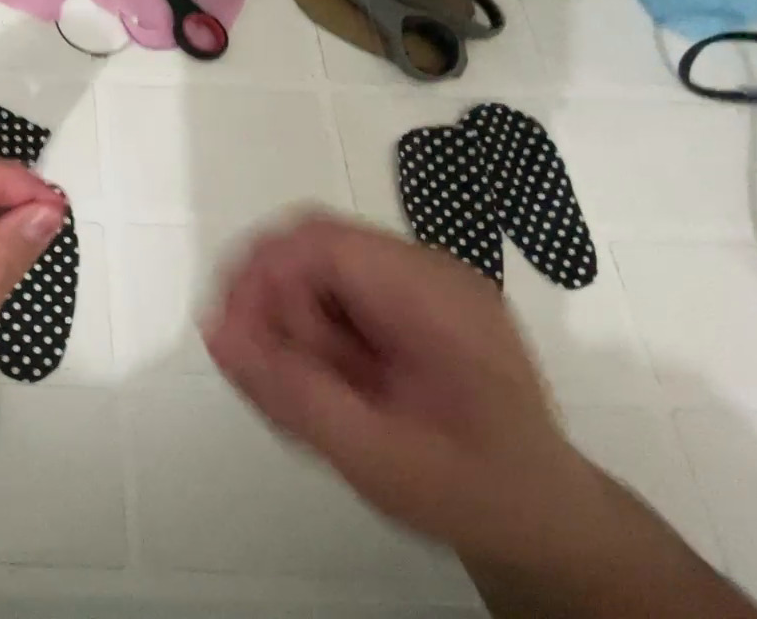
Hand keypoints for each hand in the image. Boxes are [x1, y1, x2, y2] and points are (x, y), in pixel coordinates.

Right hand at [203, 213, 601, 565]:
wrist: (540, 515)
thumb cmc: (470, 491)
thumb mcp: (374, 456)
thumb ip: (291, 392)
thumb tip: (215, 331)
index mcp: (434, 298)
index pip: (319, 241)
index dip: (260, 278)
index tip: (236, 340)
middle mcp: (427, 272)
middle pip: (308, 246)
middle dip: (269, 305)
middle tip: (271, 371)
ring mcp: (418, 282)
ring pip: (310, 265)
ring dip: (287, 322)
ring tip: (313, 387)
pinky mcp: (405, 299)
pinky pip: (327, 288)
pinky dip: (305, 329)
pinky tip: (328, 379)